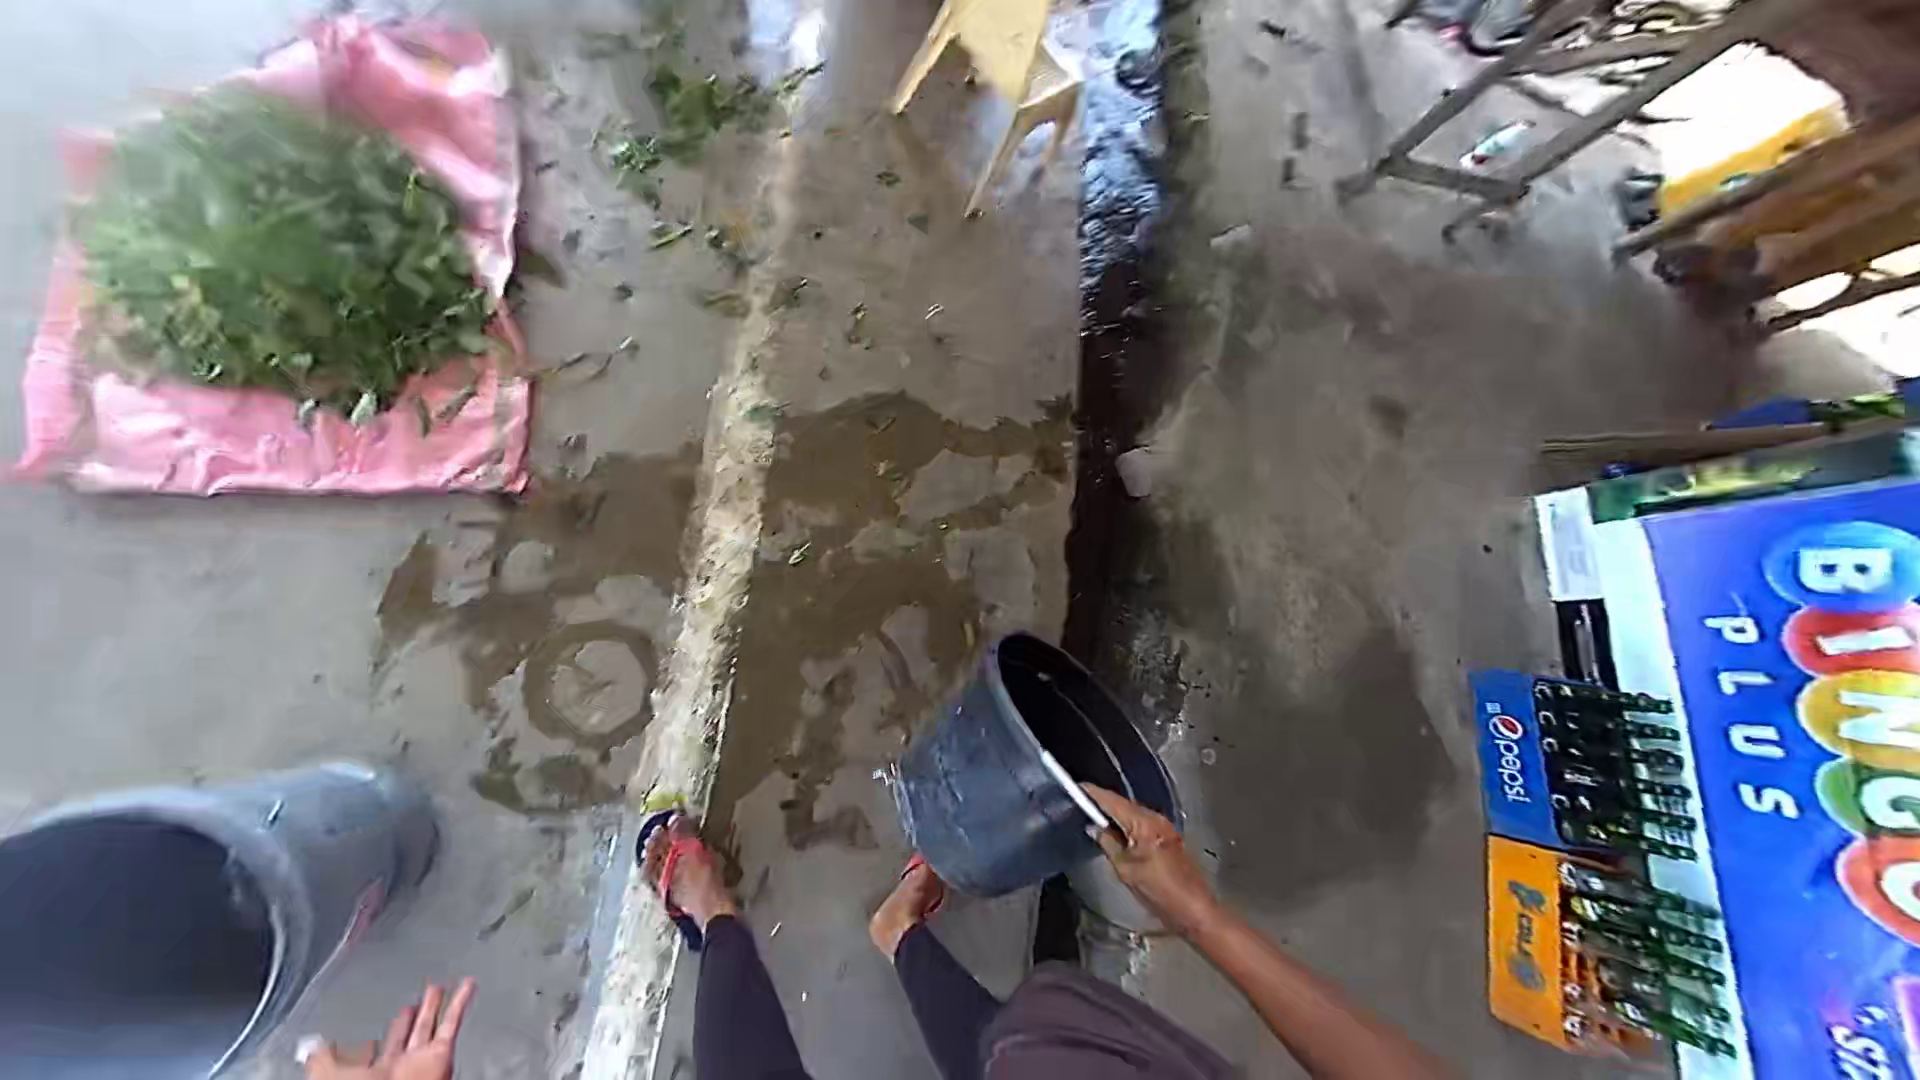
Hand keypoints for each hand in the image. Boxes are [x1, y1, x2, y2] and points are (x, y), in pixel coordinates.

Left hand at [303, 979, 475, 1079]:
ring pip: (430, 1024)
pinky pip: (453, 1021)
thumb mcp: (331, 1078)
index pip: (368, 1054)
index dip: (370, 1041)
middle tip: (417, 999)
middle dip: (410, 1017)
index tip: (374, 1028)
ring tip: (440, 987)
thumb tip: (310, 1046)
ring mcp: (419, 1058)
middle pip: (404, 1036)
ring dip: (437, 1004)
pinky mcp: (442, 1051)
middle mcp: (394, 1067)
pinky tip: (467, 986)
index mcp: (366, 1076)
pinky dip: (462, 1000)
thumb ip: (322, 1062)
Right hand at [1085, 785, 1217, 934]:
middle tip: (1081, 803)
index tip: (1076, 787)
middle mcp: (1155, 818)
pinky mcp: (1168, 837)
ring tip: (1094, 817)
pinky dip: (1127, 824)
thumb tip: (1093, 827)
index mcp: (1143, 822)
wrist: (1197, 911)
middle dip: (1103, 803)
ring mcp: (1164, 826)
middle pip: (1123, 804)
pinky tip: (1116, 832)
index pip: (1112, 800)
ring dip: (1115, 814)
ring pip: (1133, 813)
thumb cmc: (1160, 892)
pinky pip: (1142, 823)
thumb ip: (1108, 843)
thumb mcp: (1125, 870)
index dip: (1093, 793)